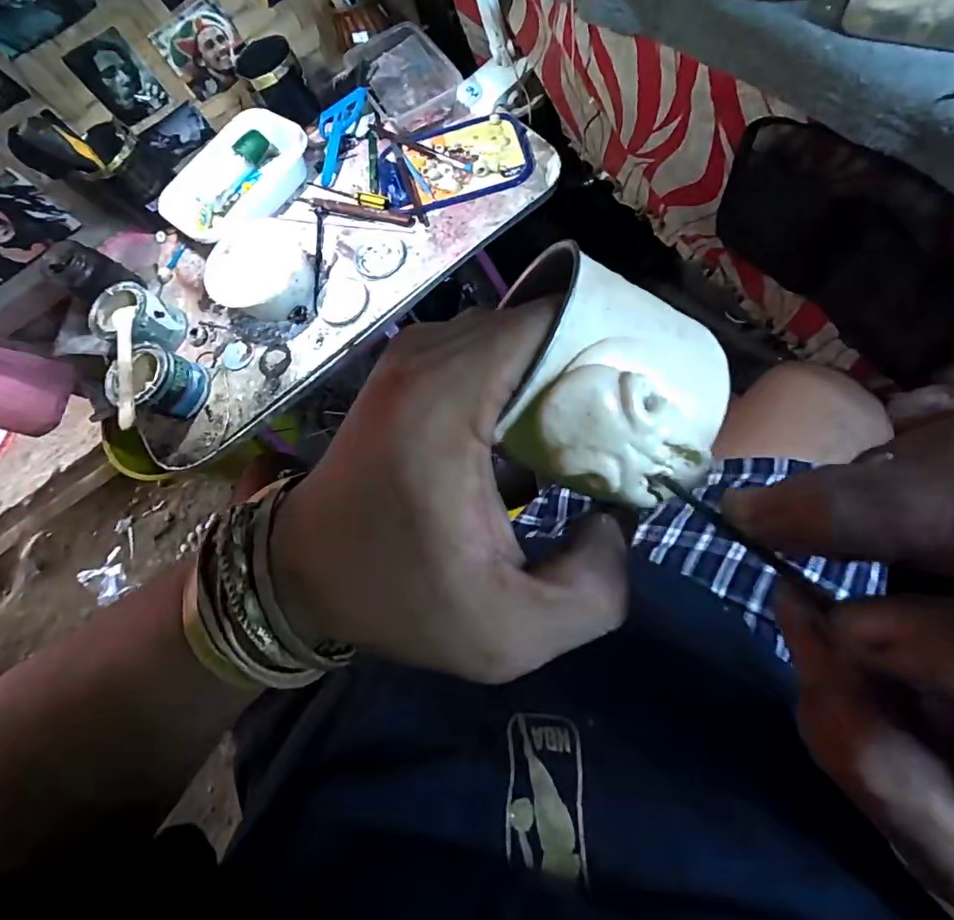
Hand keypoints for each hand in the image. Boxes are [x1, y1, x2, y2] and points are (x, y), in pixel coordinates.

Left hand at [269, 302, 629, 683]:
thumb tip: (616, 519)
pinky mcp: (405, 372)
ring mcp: (409, 358)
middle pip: (538, 324)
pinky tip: (541, 434)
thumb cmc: (394, 596)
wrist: (300, 572)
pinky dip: (520, 379)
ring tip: (596, 429)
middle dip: (594, 362)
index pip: (553, 321)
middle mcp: (425, 357)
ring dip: (557, 373)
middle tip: (637, 420)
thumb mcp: (510, 632)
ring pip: (513, 337)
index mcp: (446, 398)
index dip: (615, 347)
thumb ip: (596, 588)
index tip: (653, 399)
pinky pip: (483, 353)